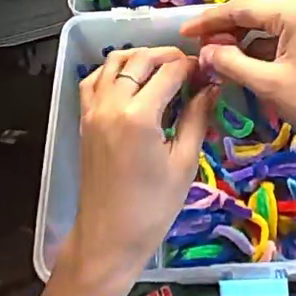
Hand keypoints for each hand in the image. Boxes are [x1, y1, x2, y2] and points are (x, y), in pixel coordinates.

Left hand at [63, 46, 217, 286]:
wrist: (107, 239)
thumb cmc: (152, 208)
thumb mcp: (184, 164)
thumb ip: (197, 118)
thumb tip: (211, 88)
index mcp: (139, 115)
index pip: (169, 71)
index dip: (191, 66)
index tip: (206, 71)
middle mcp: (112, 103)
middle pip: (141, 59)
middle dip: (168, 56)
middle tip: (189, 68)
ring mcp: (94, 109)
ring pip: (114, 62)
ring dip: (140, 58)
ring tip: (162, 70)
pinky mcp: (84, 118)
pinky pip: (95, 79)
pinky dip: (113, 70)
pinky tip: (131, 81)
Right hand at [180, 0, 295, 172]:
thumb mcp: (270, 84)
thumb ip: (232, 63)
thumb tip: (205, 52)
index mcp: (293, 12)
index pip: (241, 8)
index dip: (209, 20)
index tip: (184, 33)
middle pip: (252, 13)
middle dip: (223, 29)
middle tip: (196, 47)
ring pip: (264, 26)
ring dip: (239, 40)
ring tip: (212, 57)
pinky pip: (277, 37)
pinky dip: (256, 49)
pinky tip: (239, 63)